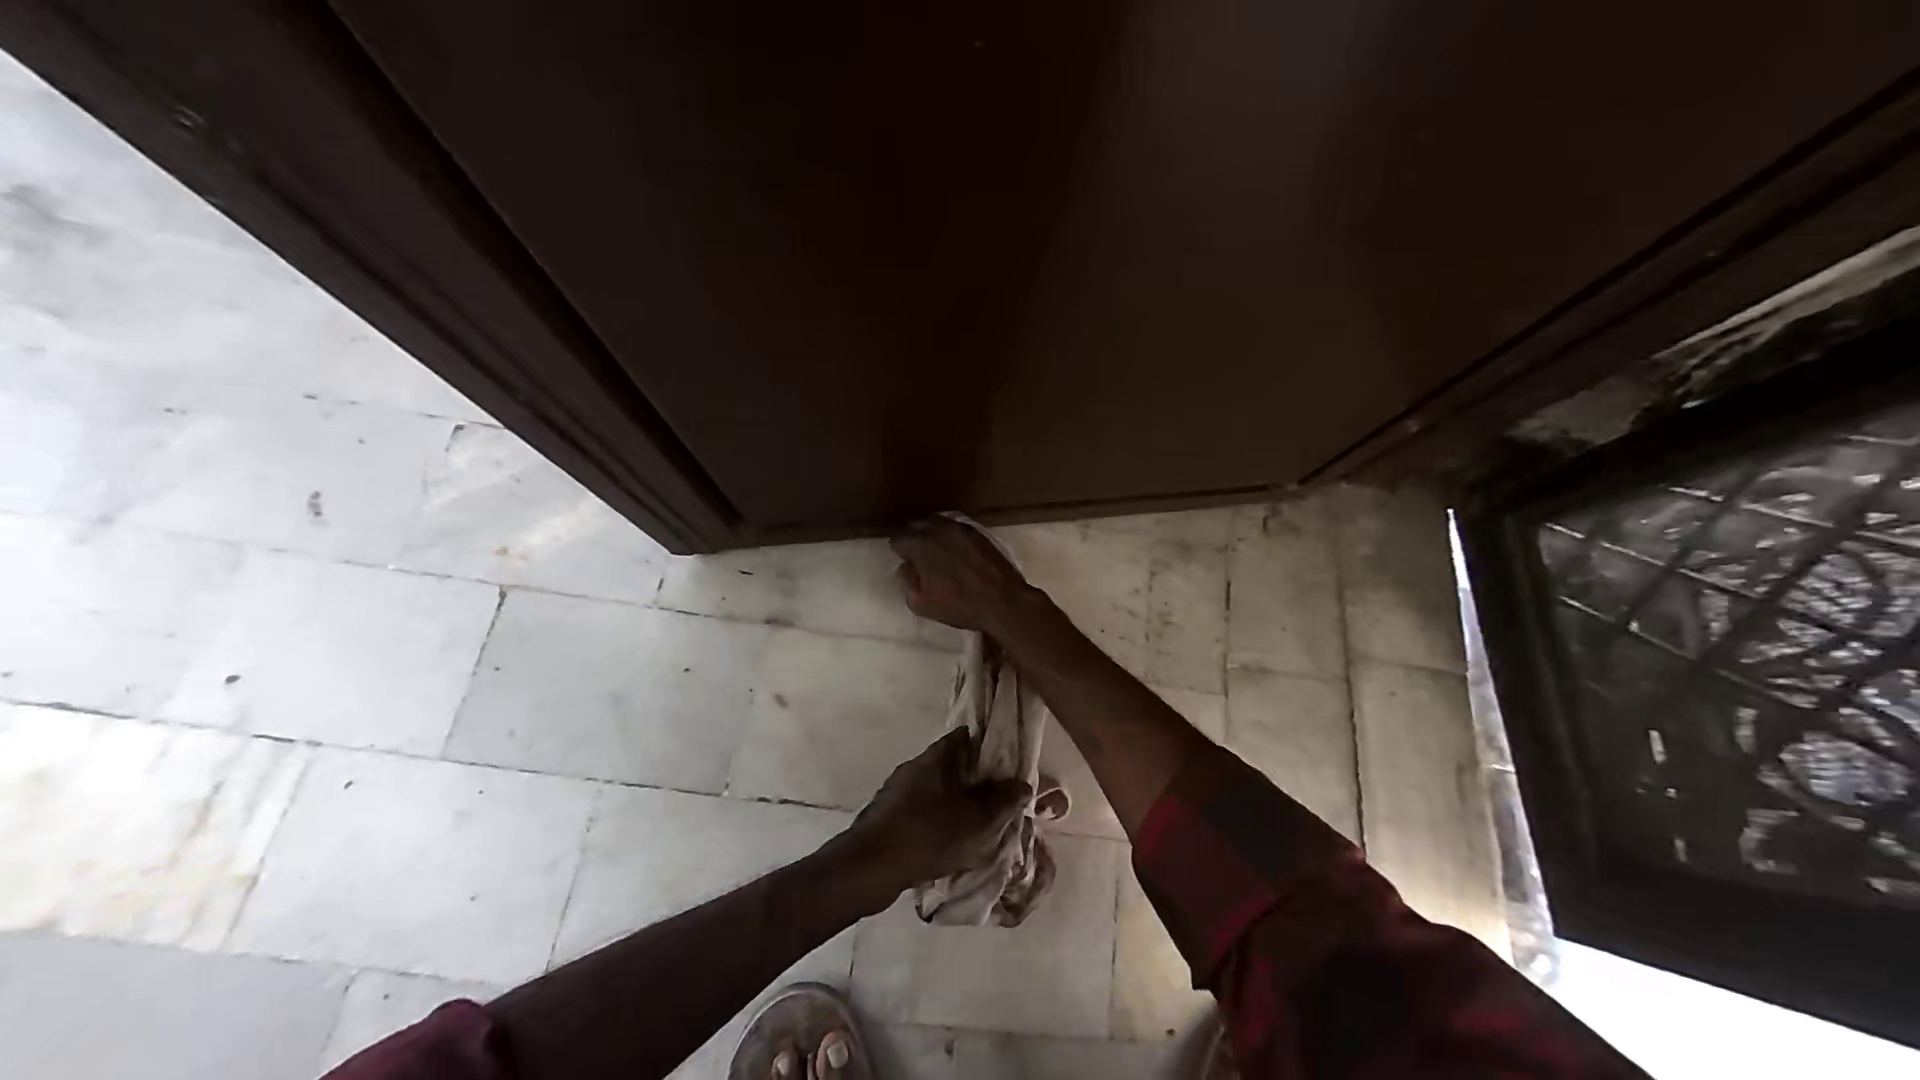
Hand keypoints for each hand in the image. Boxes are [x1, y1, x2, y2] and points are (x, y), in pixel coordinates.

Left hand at [844, 728, 1030, 891]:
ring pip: (936, 790)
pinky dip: (937, 821)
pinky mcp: (887, 816)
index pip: (966, 737)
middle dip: (975, 780)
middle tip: (998, 800)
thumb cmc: (927, 835)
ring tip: (977, 826)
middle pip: (952, 764)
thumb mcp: (974, 820)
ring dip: (956, 803)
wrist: (869, 868)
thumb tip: (1022, 783)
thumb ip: (1001, 801)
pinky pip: (921, 811)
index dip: (989, 746)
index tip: (1007, 764)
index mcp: (935, 758)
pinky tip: (947, 843)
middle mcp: (914, 767)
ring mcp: (896, 792)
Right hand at [891, 518, 1036, 631]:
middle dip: (913, 537)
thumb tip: (906, 567)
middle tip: (917, 555)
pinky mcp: (978, 532)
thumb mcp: (921, 604)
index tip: (904, 561)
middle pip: (916, 525)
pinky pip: (955, 527)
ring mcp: (960, 527)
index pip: (898, 539)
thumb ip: (906, 581)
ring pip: (937, 522)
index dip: (899, 551)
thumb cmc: (959, 605)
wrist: (1002, 600)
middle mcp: (938, 528)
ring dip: (932, 533)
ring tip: (936, 550)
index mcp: (920, 544)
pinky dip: (950, 535)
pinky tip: (955, 550)